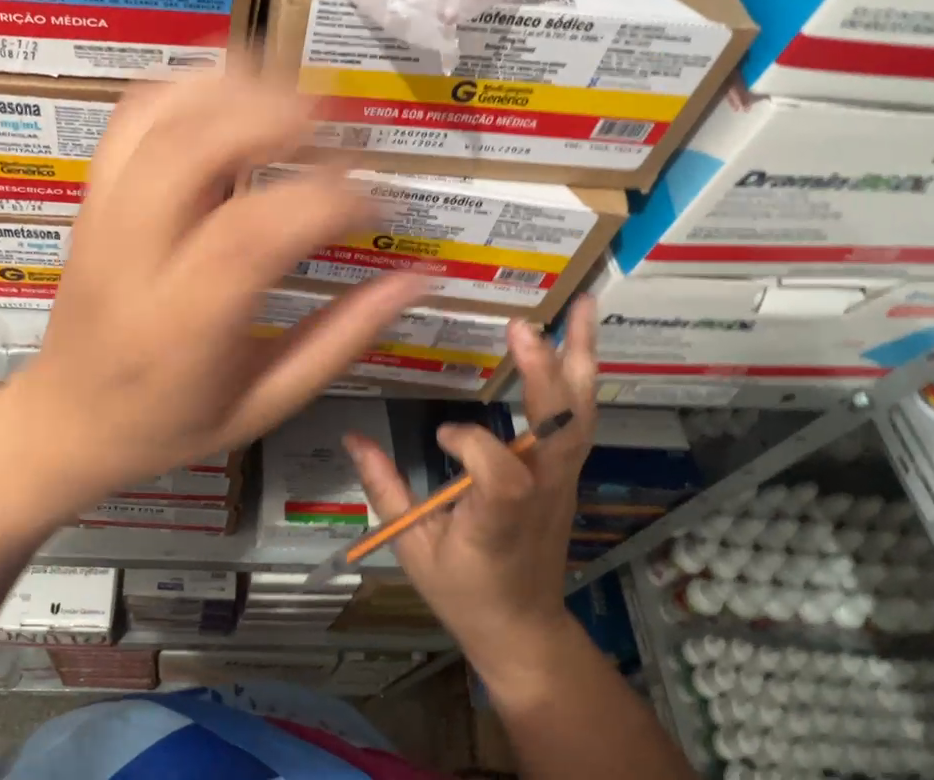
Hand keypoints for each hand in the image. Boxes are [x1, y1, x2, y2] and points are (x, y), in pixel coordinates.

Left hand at [11, 71, 430, 496]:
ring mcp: (102, 215)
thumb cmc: (170, 424)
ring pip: (159, 117)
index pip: (252, 234)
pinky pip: (131, 116)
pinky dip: (189, 85)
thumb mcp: (265, 405)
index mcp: (181, 324)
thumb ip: (340, 341)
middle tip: (345, 130)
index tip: (378, 203)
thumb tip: (415, 280)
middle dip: (280, 116)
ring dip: (237, 87)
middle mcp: (133, 257)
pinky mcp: (91, 195)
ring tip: (301, 100)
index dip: (327, 200)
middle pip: (196, 149)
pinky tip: (238, 92)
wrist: (66, 420)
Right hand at [345, 299, 599, 698]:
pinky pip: (581, 420)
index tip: (441, 436)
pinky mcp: (568, 473)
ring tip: (582, 306)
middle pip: (557, 433)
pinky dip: (582, 377)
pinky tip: (577, 341)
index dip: (474, 446)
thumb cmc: (464, 592)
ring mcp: (561, 482)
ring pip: (581, 418)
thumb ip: (385, 490)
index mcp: (498, 523)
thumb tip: (351, 437)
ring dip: (582, 361)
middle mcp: (539, 495)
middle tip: (523, 326)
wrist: (523, 627)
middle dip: (543, 378)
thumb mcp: (413, 550)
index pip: (502, 478)